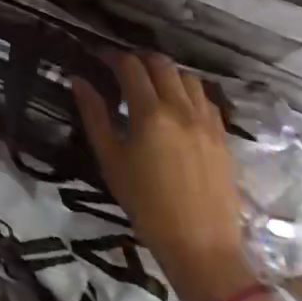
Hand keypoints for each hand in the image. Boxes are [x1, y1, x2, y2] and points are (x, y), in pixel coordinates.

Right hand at [71, 52, 251, 300]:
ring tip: (149, 86)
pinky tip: (176, 107)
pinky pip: (206, 100)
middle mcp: (182, 110)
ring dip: (166, 73)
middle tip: (120, 68)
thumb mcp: (109, 158)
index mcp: (150, 113)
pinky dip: (188, 92)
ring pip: (188, 78)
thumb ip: (94, 114)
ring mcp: (208, 123)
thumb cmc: (144, 203)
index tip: (96, 56)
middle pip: (162, 64)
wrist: (200, 245)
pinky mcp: (223, 138)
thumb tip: (78, 81)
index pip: (130, 67)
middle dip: (138, 59)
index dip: (110, 55)